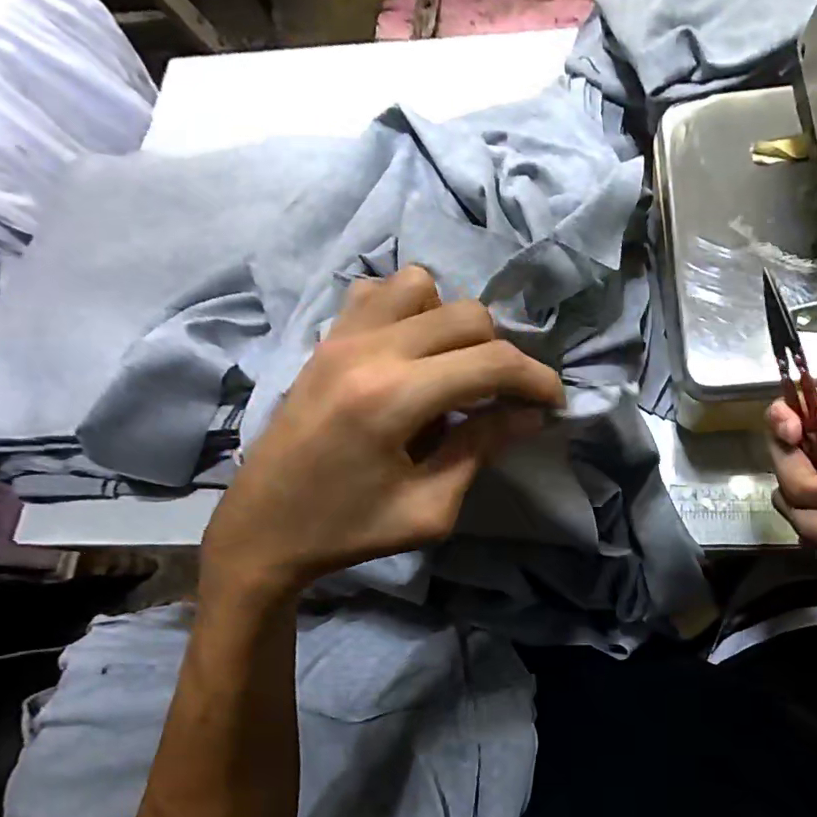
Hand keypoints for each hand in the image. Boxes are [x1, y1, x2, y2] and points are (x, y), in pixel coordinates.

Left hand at [201, 267, 563, 604]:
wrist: (262, 527)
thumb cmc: (348, 529)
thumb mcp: (429, 509)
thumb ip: (480, 449)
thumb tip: (527, 414)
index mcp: (394, 399)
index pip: (491, 362)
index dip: (536, 379)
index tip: (553, 402)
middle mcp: (369, 350)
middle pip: (468, 315)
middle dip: (503, 354)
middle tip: (506, 397)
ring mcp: (341, 336)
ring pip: (424, 286)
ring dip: (454, 323)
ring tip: (455, 369)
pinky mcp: (325, 338)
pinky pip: (379, 292)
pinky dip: (410, 310)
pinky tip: (412, 351)